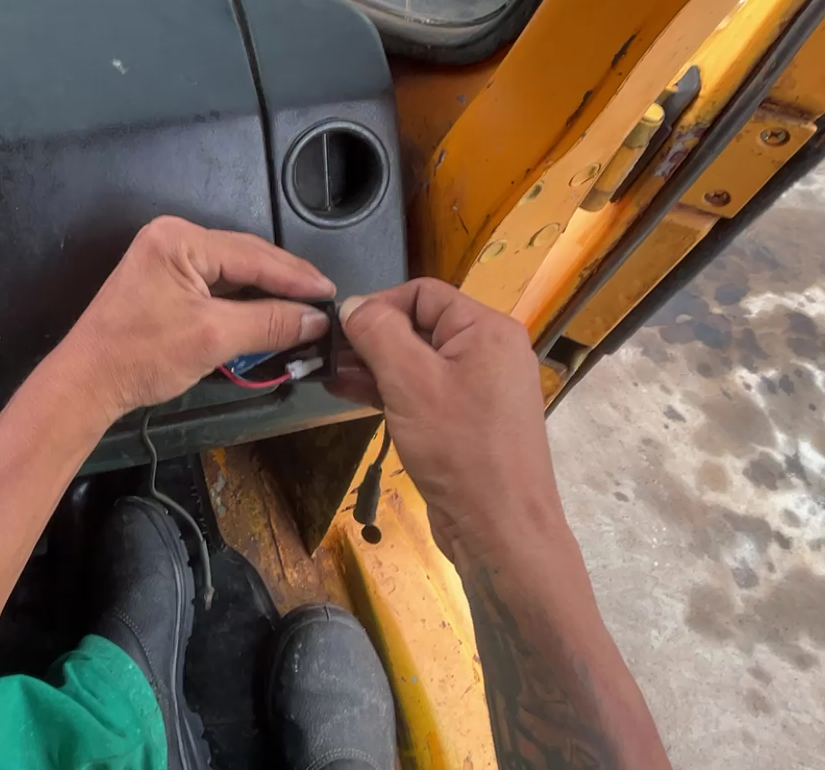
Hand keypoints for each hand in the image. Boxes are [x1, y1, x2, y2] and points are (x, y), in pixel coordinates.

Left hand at [44, 216, 334, 431]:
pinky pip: (215, 284)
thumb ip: (269, 323)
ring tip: (306, 305)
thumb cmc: (143, 355)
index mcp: (180, 240)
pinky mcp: (164, 280)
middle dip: (285, 281)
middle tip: (325, 299)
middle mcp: (173, 238)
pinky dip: (243, 300)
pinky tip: (269, 310)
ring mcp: (166, 258)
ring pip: (232, 271)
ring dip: (267, 291)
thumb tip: (318, 319)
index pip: (252, 255)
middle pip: (244, 257)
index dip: (296, 276)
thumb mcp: (213, 338)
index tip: (332, 292)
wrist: (86, 382)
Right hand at [328, 278, 560, 551]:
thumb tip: (350, 304)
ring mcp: (477, 387)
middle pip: (417, 325)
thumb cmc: (458, 448)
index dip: (377, 305)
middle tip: (325, 354)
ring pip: (415, 359)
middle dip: (369, 338)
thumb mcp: (409, 381)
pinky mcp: (465, 418)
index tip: (340, 331)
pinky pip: (422, 388)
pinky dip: (388, 388)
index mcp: (485, 329)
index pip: (421, 293)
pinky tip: (349, 394)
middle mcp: (487, 350)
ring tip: (328, 374)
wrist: (499, 531)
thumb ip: (377, 332)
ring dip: (372, 364)